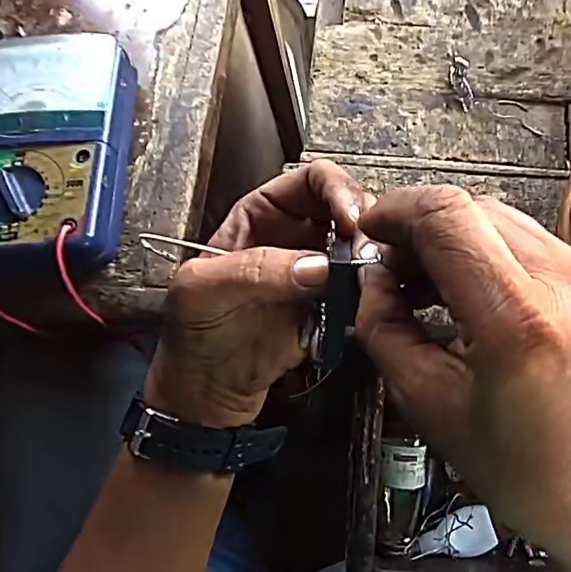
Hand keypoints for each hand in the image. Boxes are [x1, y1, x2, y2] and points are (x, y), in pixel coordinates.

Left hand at [143, 161, 370, 428]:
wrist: (210, 392)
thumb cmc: (193, 335)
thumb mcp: (202, 292)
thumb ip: (253, 270)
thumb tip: (316, 265)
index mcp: (263, 215)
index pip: (313, 179)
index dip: (337, 190)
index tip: (349, 220)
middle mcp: (299, 236)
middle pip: (350, 208)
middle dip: (364, 224)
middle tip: (365, 252)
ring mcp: (321, 271)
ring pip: (364, 245)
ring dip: (375, 257)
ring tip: (369, 276)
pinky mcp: (336, 305)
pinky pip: (367, 286)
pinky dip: (377, 289)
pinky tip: (371, 298)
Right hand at [354, 186, 570, 568]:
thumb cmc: (528, 469)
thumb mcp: (429, 403)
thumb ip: (385, 328)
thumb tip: (371, 279)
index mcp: (521, 318)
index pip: (447, 215)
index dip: (395, 212)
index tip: (370, 234)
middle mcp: (565, 283)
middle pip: (470, 207)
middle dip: (417, 227)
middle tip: (388, 268)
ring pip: (496, 217)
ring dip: (449, 239)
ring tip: (420, 285)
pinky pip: (523, 241)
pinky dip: (481, 252)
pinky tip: (460, 290)